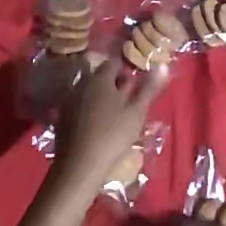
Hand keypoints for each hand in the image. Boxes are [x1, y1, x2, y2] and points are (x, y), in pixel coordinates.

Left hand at [47, 56, 167, 200]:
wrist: (80, 162)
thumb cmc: (113, 134)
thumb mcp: (137, 112)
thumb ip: (149, 89)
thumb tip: (163, 66)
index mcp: (100, 78)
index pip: (114, 63)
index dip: (126, 70)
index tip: (135, 85)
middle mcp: (82, 83)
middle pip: (100, 76)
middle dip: (113, 83)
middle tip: (127, 100)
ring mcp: (69, 98)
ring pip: (89, 90)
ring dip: (101, 96)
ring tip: (113, 113)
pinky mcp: (62, 115)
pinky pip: (79, 104)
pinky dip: (89, 108)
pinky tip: (96, 124)